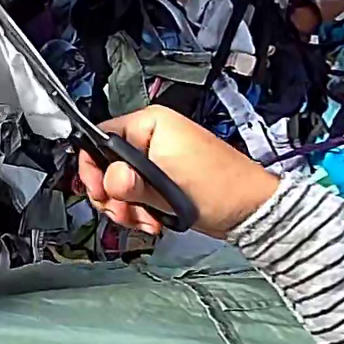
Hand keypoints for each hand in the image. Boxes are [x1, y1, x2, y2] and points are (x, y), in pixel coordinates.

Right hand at [77, 105, 279, 238]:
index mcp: (151, 124)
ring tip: (144, 219)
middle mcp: (150, 137)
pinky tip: (152, 220)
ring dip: (125, 208)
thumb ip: (133, 183)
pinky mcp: (160, 178)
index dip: (95, 169)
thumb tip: (109, 180)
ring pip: (117, 184)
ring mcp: (155, 159)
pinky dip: (137, 211)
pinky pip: (133, 194)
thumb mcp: (170, 186)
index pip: (100, 139)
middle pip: (106, 166)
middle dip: (112, 195)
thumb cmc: (223, 189)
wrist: (249, 210)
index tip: (100, 193)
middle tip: (125, 211)